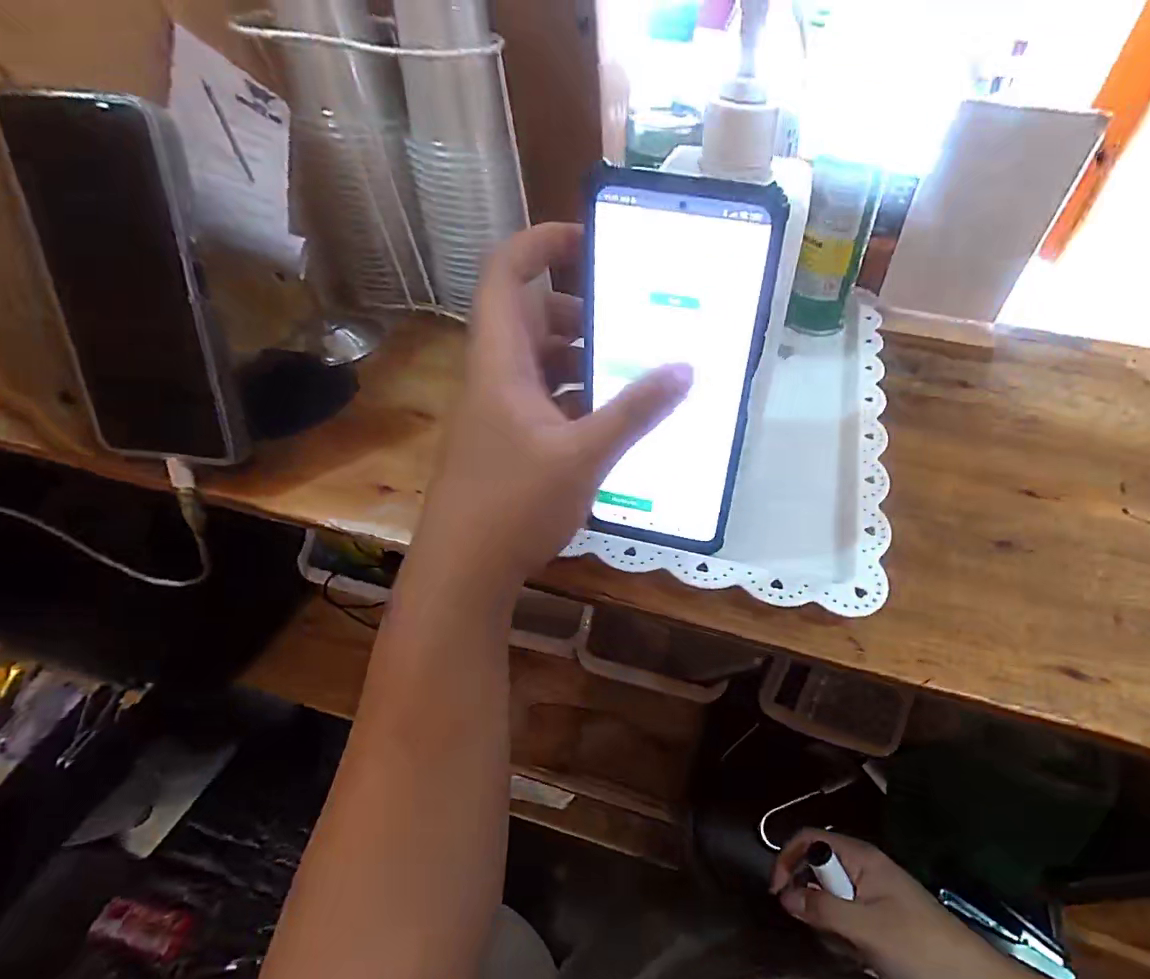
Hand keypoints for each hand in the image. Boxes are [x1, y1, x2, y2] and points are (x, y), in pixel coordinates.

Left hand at [416, 223, 692, 587]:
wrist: (465, 568)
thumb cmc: (514, 502)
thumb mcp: (585, 454)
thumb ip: (635, 411)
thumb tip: (684, 369)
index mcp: (500, 363)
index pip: (505, 276)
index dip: (540, 244)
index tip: (590, 239)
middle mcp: (495, 378)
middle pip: (530, 318)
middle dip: (581, 310)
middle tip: (632, 321)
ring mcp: (500, 413)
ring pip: (541, 364)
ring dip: (583, 358)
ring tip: (633, 368)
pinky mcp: (510, 443)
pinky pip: (547, 401)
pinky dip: (579, 398)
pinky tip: (615, 418)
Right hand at [771, 829, 1008, 978]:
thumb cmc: (919, 949)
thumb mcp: (865, 929)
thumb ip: (822, 908)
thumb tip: (784, 895)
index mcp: (863, 858)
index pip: (811, 839)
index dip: (788, 859)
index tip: (777, 894)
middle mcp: (865, 870)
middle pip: (817, 872)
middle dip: (812, 904)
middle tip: (827, 933)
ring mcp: (873, 896)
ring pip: (829, 902)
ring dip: (830, 928)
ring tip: (852, 951)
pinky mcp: (879, 922)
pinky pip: (845, 923)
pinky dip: (844, 940)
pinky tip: (861, 960)